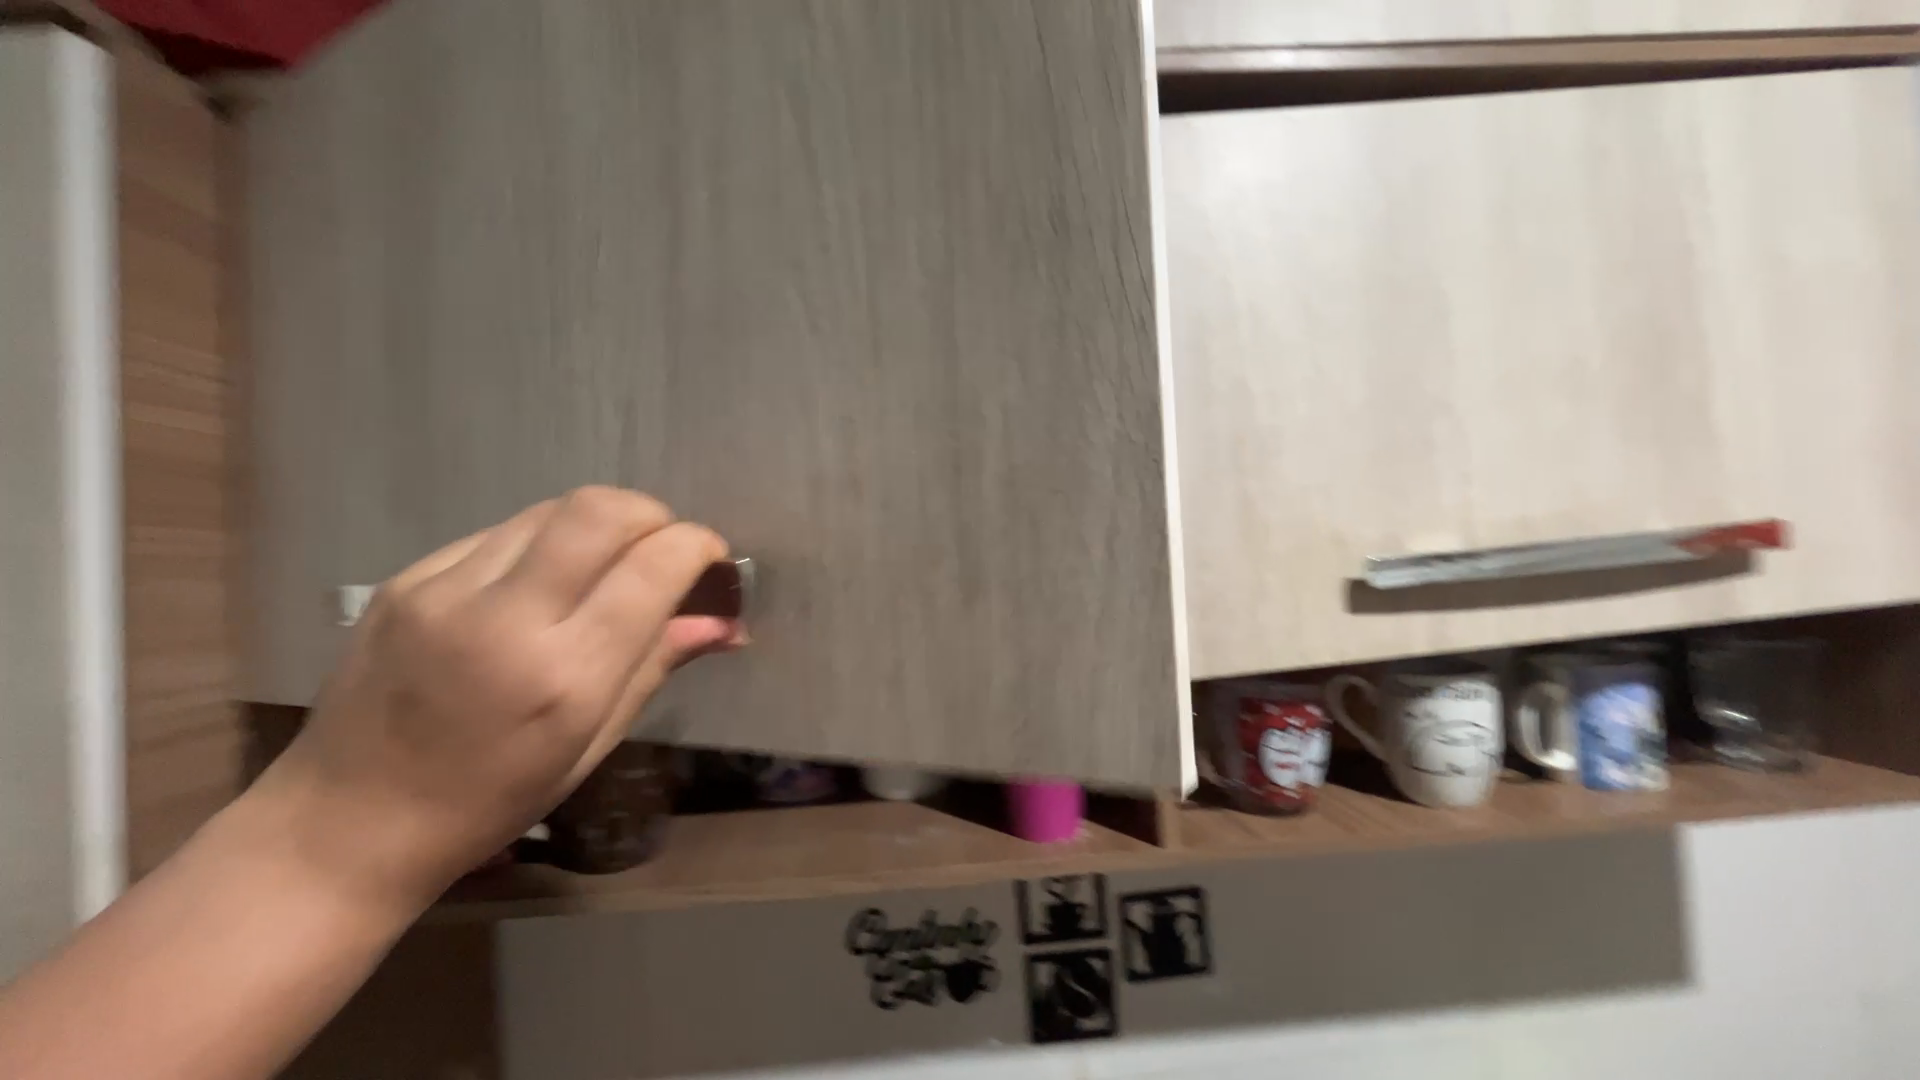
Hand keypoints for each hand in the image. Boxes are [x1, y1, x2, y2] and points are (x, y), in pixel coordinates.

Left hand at [252, 487, 738, 915]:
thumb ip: (658, 663)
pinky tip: (541, 584)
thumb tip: (727, 621)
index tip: (712, 559)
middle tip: (664, 548)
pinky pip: (501, 533)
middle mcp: (506, 618)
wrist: (346, 822)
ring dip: (600, 525)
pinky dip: (545, 543)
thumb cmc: (491, 802)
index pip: (654, 567)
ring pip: (552, 509)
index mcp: (564, 676)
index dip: (699, 547)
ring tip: (606, 566)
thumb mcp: (592, 743)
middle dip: (653, 515)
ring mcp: (446, 589)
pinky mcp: (407, 577)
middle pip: (601, 510)